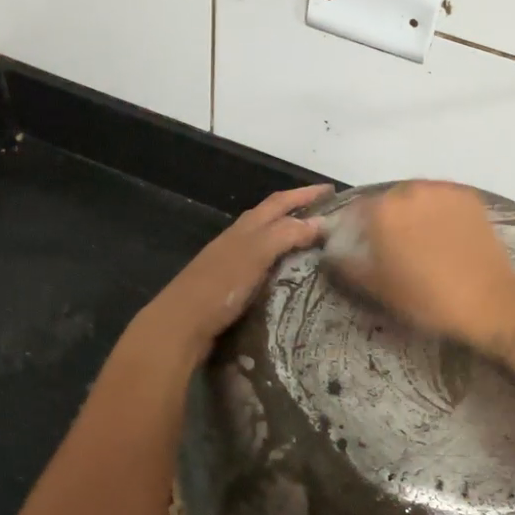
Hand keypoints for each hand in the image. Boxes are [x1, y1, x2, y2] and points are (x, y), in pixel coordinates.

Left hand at [135, 184, 333, 357]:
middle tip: (329, 217)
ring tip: (317, 246)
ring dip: (291, 237)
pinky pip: (263, 266)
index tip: (333, 190)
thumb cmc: (220, 284)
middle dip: (299, 211)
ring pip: (268, 241)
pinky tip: (291, 277)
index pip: (280, 201)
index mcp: (246, 226)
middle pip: (272, 217)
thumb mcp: (256, 253)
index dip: (305, 193)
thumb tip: (321, 221)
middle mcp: (239, 239)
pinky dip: (281, 263)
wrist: (182, 323)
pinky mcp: (231, 286)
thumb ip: (287, 234)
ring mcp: (233, 262)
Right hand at [325, 181, 514, 344]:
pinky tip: (444, 235)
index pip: (355, 212)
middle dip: (384, 220)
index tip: (358, 248)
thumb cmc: (427, 299)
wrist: (489, 301)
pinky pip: (442, 200)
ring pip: (415, 197)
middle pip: (386, 202)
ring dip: (411, 214)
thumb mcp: (378, 288)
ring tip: (420, 241)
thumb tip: (333, 252)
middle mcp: (410, 190)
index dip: (353, 230)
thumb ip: (348, 264)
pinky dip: (437, 212)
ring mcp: (442, 190)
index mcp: (382, 211)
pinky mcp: (468, 196)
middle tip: (392, 248)